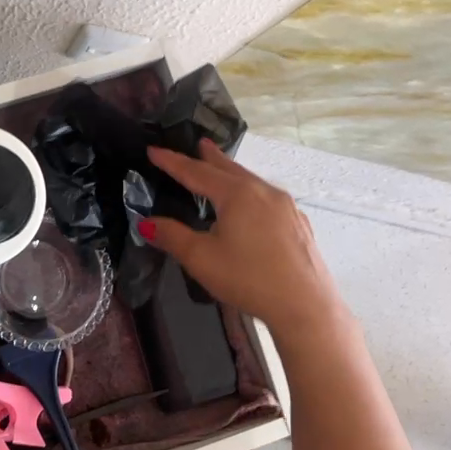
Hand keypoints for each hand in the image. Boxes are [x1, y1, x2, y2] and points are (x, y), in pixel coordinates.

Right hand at [141, 139, 351, 336]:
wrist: (305, 305)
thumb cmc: (248, 279)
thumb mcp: (201, 258)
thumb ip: (171, 236)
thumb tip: (146, 222)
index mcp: (236, 194)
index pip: (196, 172)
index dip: (172, 162)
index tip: (153, 149)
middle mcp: (263, 192)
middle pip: (229, 169)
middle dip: (210, 157)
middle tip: (198, 144)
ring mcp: (285, 207)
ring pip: (251, 181)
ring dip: (232, 173)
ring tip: (221, 168)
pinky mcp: (298, 224)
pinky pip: (267, 198)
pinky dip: (251, 192)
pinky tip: (252, 204)